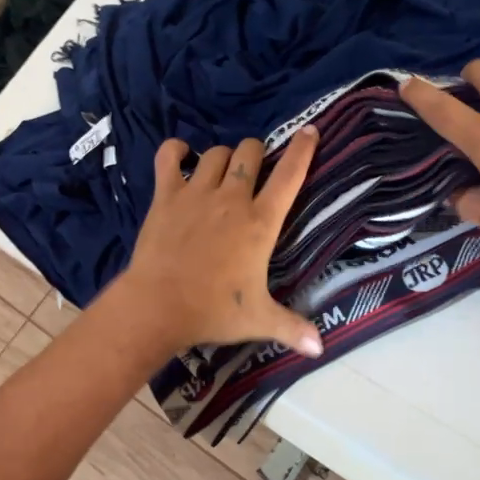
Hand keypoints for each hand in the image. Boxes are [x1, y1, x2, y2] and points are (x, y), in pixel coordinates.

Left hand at [114, 128, 323, 357]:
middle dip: (256, 153)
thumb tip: (320, 349)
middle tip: (253, 169)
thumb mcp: (258, 320)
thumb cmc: (213, 311)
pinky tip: (181, 154)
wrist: (159, 304)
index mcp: (261, 223)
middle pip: (250, 152)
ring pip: (216, 153)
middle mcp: (232, 198)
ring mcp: (196, 193)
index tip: (310, 130)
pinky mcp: (166, 195)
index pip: (289, 176)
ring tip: (222, 169)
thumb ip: (292, 328)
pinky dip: (176, 150)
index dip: (303, 150)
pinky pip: (170, 157)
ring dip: (222, 156)